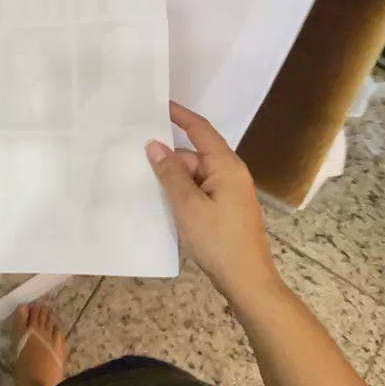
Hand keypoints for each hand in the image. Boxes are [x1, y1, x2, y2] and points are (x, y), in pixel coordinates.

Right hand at [146, 102, 279, 300]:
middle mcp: (231, 174)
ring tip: (146, 190)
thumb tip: (154, 144)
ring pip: (195, 176)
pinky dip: (182, 195)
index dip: (180, 115)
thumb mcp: (188, 206)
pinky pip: (199, 192)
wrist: (248, 281)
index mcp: (226, 166)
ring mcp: (230, 193)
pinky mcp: (226, 210)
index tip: (159, 104)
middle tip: (136, 165)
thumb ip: (170, 173)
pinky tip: (165, 206)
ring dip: (174, 182)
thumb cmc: (219, 241)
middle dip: (169, 161)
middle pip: (194, 156)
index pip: (201, 130)